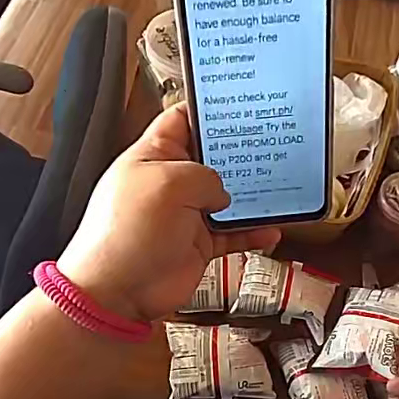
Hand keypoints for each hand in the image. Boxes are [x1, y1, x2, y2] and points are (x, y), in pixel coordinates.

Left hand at [57, 104, 278, 321]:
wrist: (119, 291)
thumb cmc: (128, 232)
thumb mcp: (169, 184)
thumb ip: (205, 177)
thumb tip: (223, 193)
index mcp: (153, 157)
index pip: (181, 121)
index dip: (208, 111)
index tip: (239, 107)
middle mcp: (171, 184)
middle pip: (213, 161)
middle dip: (240, 155)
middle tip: (271, 147)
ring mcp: (187, 216)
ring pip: (229, 200)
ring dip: (254, 198)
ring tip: (279, 189)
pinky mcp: (199, 245)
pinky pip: (234, 235)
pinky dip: (253, 234)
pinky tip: (271, 231)